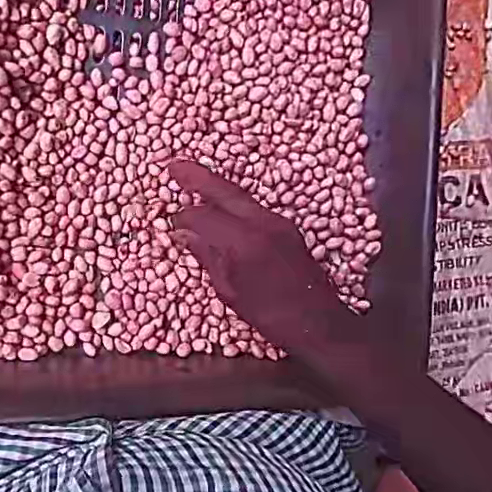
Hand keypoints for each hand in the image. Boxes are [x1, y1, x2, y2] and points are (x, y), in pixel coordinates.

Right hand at [167, 160, 367, 361]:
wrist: (320, 324)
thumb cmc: (272, 316)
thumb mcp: (230, 291)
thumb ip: (207, 257)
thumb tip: (186, 236)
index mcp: (243, 242)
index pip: (203, 217)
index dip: (183, 218)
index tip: (171, 223)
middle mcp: (263, 224)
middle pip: (225, 191)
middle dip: (197, 177)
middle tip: (174, 167)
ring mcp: (279, 223)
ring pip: (241, 196)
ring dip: (216, 188)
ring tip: (194, 181)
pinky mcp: (288, 229)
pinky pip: (254, 208)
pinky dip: (233, 203)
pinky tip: (222, 207)